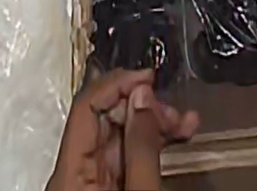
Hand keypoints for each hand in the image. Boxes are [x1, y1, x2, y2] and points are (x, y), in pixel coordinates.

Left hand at [46, 68, 198, 190]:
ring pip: (118, 140)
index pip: (85, 108)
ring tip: (186, 123)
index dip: (117, 84)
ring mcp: (90, 188)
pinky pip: (125, 162)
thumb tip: (142, 93)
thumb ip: (140, 147)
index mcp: (69, 173)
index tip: (151, 76)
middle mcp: (74, 175)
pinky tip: (174, 139)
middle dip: (142, 107)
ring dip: (152, 126)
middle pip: (103, 122)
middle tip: (177, 111)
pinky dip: (149, 149)